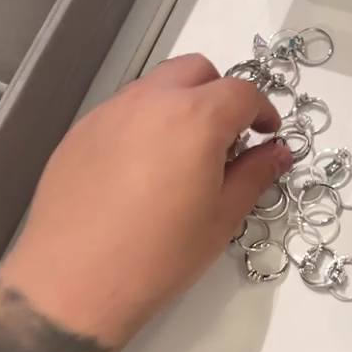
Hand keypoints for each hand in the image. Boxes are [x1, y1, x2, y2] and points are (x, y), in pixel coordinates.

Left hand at [0, 54, 289, 348]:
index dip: (262, 111)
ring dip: (178, 105)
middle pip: (195, 71)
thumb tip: (277, 151)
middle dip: (218, 94)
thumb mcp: (221, 218)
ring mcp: (109, 112)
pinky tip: (137, 172)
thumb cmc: (159, 254)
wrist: (74, 280)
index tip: (265, 136)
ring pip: (155, 87)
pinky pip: (121, 112)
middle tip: (224, 139)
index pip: (241, 92)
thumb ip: (254, 174)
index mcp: (194, 117)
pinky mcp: (80, 132)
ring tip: (179, 157)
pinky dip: (142, 124)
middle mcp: (150, 101)